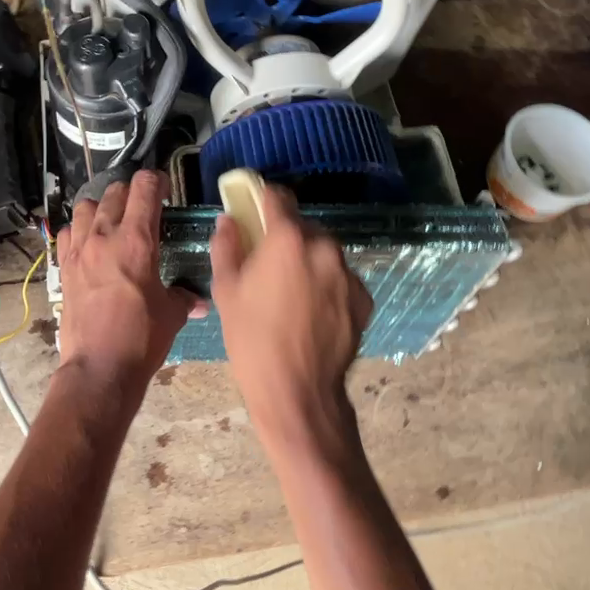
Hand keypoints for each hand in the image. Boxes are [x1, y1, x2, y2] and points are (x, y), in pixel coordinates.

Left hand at [55, 170, 201, 389]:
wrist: (100, 368)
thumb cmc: (141, 338)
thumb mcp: (171, 315)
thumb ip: (184, 298)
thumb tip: (197, 301)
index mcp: (136, 240)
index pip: (145, 187)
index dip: (157, 181)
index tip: (165, 189)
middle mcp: (104, 236)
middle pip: (115, 192)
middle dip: (132, 193)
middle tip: (144, 207)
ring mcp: (80, 250)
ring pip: (86, 206)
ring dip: (101, 207)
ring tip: (113, 221)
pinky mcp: (64, 268)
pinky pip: (67, 233)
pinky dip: (79, 230)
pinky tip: (89, 244)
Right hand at [210, 184, 372, 452]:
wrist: (298, 392)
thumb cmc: (252, 339)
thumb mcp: (226, 290)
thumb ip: (227, 246)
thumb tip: (229, 221)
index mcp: (288, 239)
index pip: (278, 197)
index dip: (262, 198)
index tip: (252, 207)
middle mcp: (324, 247)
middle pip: (303, 226)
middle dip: (285, 236)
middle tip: (267, 263)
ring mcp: (348, 273)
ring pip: (323, 252)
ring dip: (307, 260)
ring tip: (290, 292)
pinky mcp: (364, 298)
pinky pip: (340, 278)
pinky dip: (326, 284)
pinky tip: (311, 311)